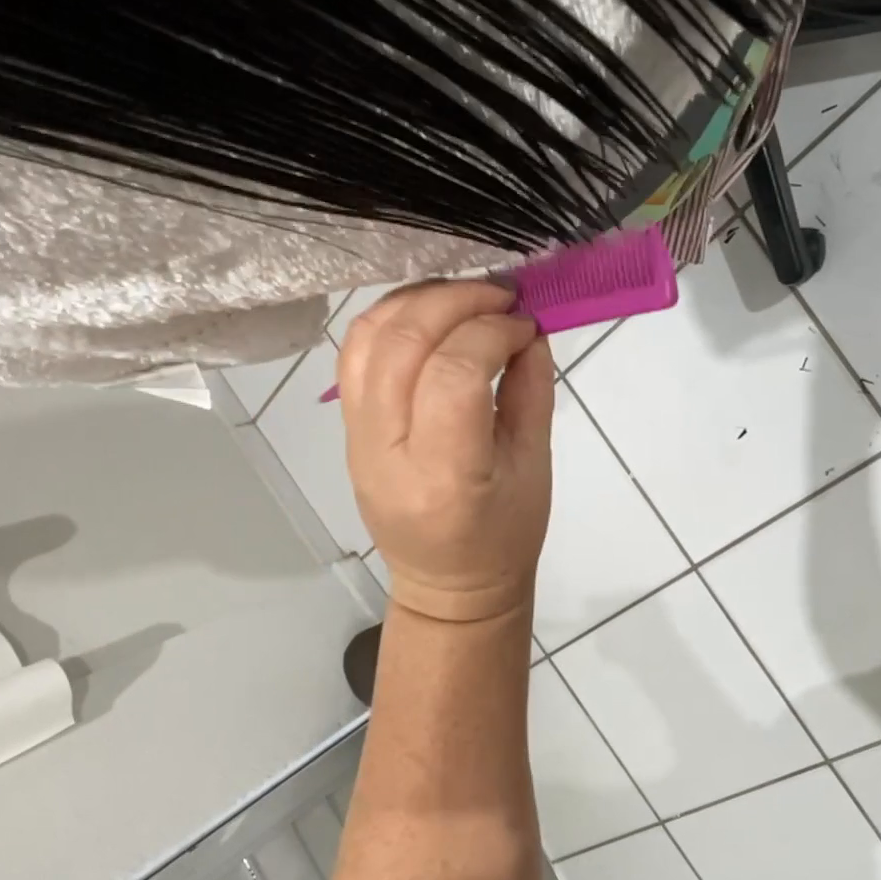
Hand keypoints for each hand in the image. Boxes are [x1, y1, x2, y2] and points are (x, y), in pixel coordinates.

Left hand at [337, 280, 553, 622]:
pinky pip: (354, 356)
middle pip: (403, 345)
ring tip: (464, 297)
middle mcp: (388, 453)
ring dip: (417, 301)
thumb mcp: (534, 466)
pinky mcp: (347, 431)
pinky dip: (390, 320)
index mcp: (446, 476)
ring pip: (368, 340)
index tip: (525, 324)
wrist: (449, 584)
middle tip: (499, 295)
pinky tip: (428, 316)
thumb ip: (531, 389)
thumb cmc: (505, 537)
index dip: (492, 332)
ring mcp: (357, 441)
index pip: (455, 374)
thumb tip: (527, 326)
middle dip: (455, 301)